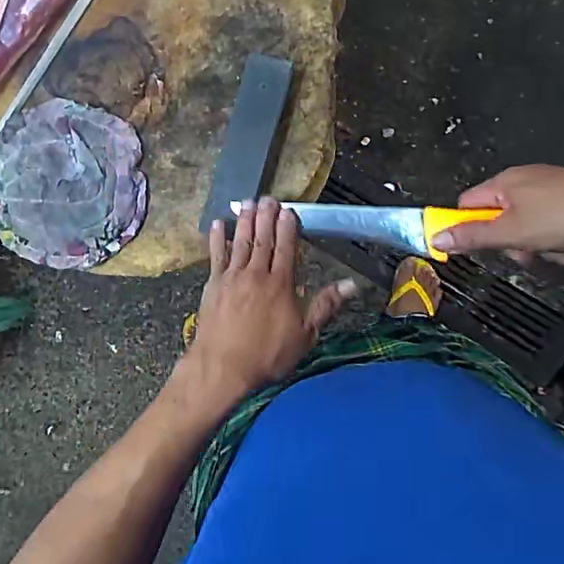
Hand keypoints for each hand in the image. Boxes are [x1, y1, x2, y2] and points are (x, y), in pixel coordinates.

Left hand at [177, 197, 357, 411]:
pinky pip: (215, 255)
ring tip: (247, 202)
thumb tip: (350, 285)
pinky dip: (217, 238)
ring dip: (245, 220)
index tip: (289, 211)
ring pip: (240, 242)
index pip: (287, 248)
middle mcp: (256, 275)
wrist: (223, 365)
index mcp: (280, 285)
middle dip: (266, 217)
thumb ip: (325, 306)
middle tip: (268, 198)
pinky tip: (218, 224)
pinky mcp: (213, 284)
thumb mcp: (305, 335)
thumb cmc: (267, 355)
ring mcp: (232, 277)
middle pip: (263, 239)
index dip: (288, 227)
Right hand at [431, 165, 563, 263]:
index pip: (468, 204)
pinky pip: (556, 219)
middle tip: (527, 255)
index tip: (480, 246)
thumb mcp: (512, 234)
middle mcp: (526, 177)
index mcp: (504, 181)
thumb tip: (436, 237)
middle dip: (512, 240)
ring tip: (559, 253)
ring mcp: (554, 185)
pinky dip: (561, 237)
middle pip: (500, 215)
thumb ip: (472, 237)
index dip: (470, 226)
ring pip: (530, 221)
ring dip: (539, 243)